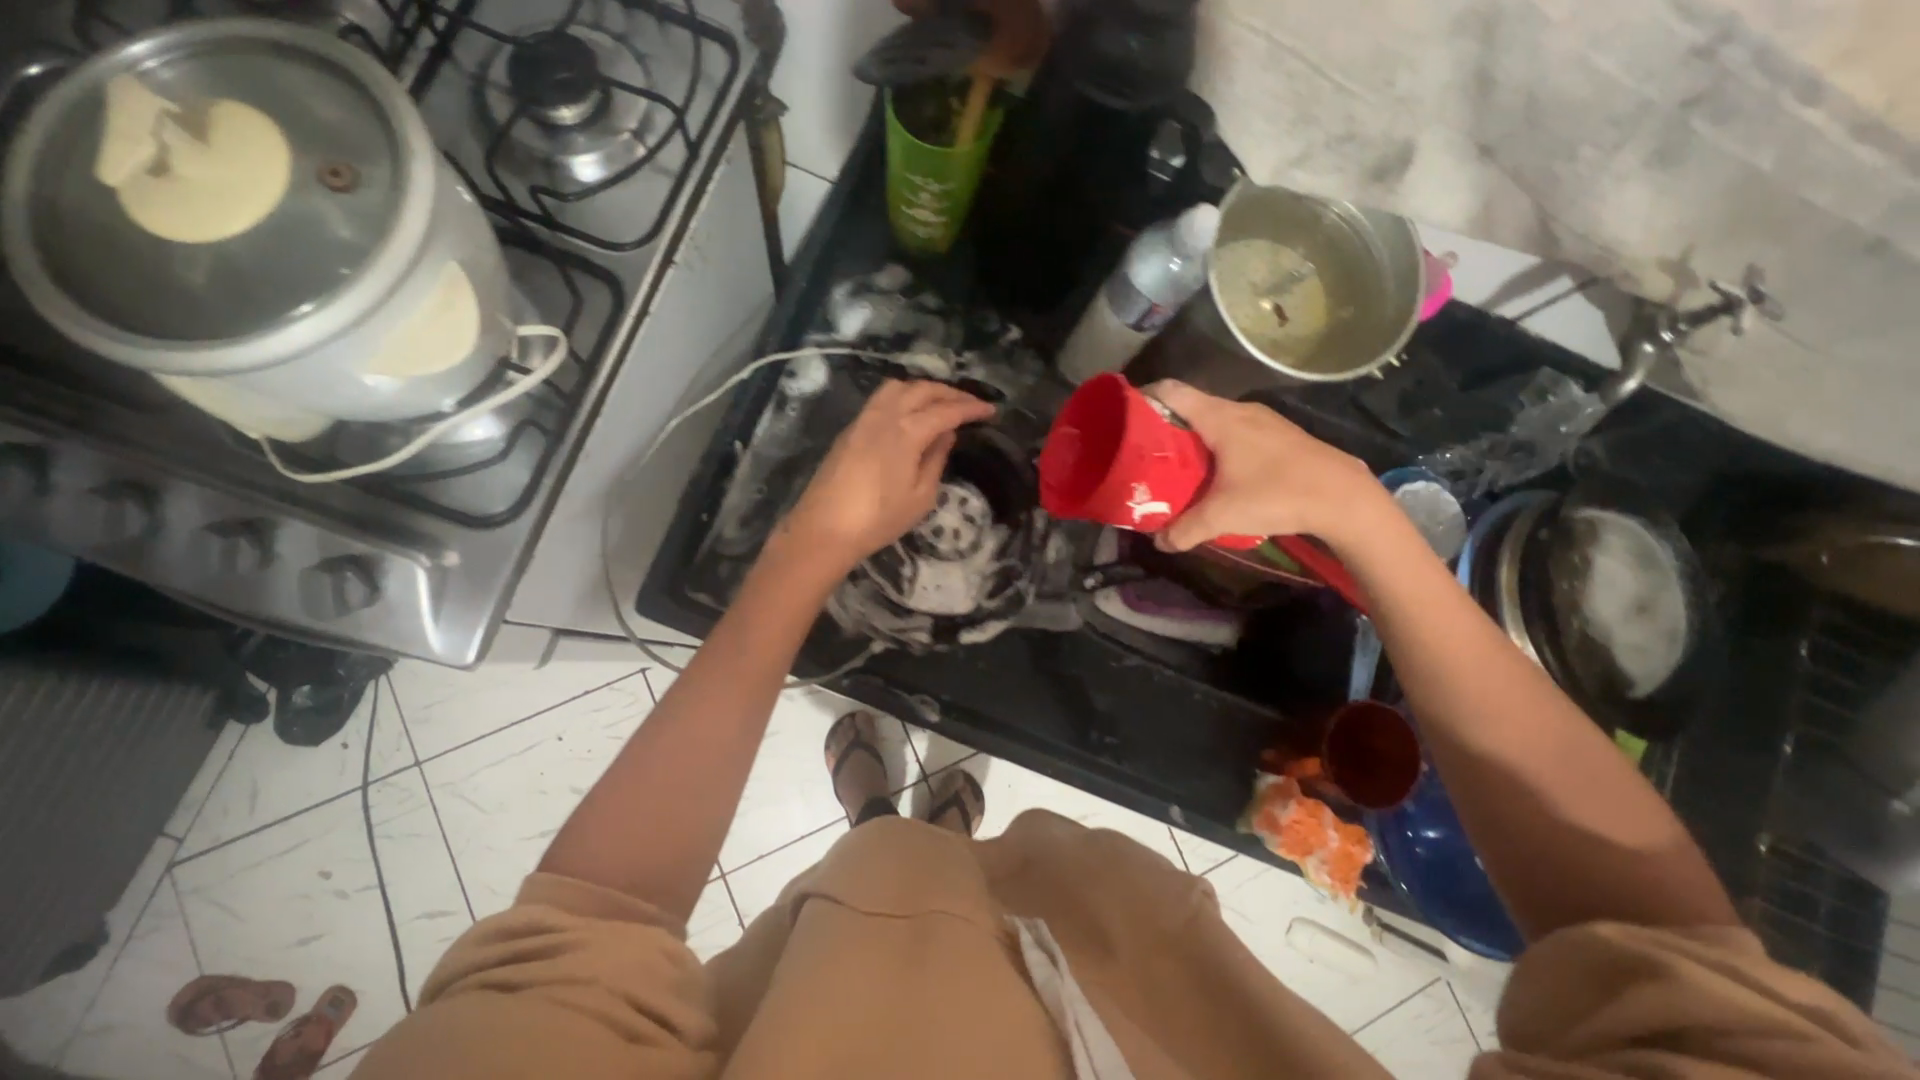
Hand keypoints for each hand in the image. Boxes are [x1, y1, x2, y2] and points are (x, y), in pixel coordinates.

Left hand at [772, 379, 996, 575]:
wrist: (825, 528)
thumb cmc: (879, 519)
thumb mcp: (921, 496)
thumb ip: (936, 459)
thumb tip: (946, 435)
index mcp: (908, 431)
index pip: (946, 411)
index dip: (971, 408)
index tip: (991, 410)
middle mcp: (886, 415)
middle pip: (922, 390)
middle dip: (949, 393)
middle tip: (969, 404)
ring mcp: (864, 419)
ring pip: (898, 387)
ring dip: (923, 389)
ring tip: (939, 403)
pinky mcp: (850, 429)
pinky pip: (881, 399)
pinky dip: (902, 397)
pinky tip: (909, 413)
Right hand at [1143, 380, 1387, 553]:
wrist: (1345, 497)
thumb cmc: (1278, 494)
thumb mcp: (1223, 516)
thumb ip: (1185, 529)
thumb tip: (1159, 542)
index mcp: (1219, 417)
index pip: (1171, 391)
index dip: (1143, 399)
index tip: (1125, 421)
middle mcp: (1239, 410)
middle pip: (1190, 408)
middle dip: (1165, 429)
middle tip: (1145, 456)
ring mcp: (1263, 421)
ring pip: (1215, 422)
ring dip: (1193, 441)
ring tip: (1176, 468)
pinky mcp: (1279, 436)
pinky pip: (1235, 432)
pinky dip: (1217, 448)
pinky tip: (1216, 476)